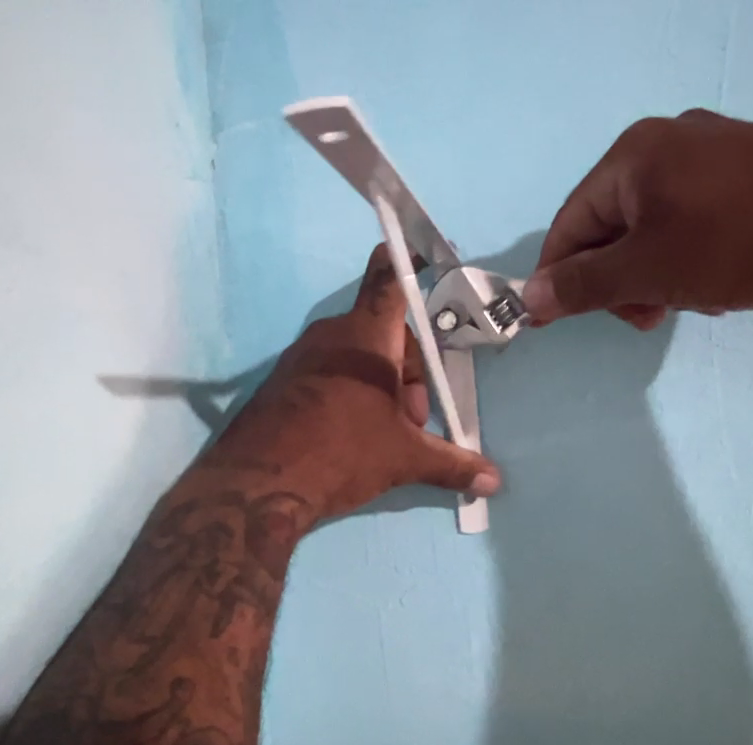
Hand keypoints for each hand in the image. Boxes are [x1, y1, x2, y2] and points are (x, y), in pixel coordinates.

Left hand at [200, 245, 501, 518]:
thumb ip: (450, 463)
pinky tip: (352, 438)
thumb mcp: (403, 458)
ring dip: (382, 388)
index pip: (391, 277)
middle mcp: (332, 335)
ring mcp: (301, 358)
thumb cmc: (340, 452)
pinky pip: (329, 374)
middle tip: (415, 421)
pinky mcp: (282, 383)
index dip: (411, 260)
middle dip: (410, 373)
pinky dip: (351, 396)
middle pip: (385, 333)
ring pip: (357, 358)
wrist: (258, 483)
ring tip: (386, 437)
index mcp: (367, 335)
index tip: (428, 253)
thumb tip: (494, 481)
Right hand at [523, 109, 752, 326]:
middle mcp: (668, 144)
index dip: (558, 278)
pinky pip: (694, 223)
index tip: (558, 321)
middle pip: (612, 228)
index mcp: (632, 157)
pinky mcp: (750, 172)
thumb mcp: (645, 273)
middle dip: (620, 282)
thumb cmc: (735, 244)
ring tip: (691, 301)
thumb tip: (530, 297)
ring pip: (655, 231)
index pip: (570, 225)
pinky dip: (692, 260)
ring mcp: (714, 154)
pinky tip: (720, 284)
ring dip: (658, 278)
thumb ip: (581, 287)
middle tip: (646, 318)